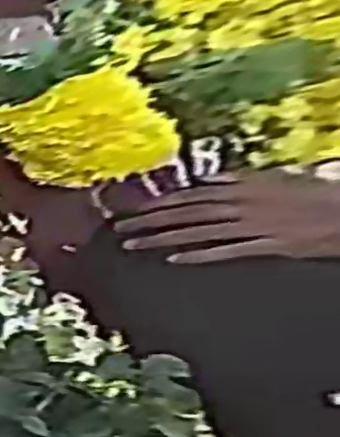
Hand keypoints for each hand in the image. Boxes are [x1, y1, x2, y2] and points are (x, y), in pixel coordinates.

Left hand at [114, 169, 339, 263]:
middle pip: (187, 214)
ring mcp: (260, 226)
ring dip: (162, 239)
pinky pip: (230, 250)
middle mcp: (248, 205)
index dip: (160, 203)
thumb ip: (244, 179)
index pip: (193, 195)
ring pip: (199, 232)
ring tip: (132, 244)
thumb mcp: (284, 177)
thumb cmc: (326, 191)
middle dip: (149, 221)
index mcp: (249, 187)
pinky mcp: (276, 244)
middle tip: (119, 228)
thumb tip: (210, 180)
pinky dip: (201, 254)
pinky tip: (174, 259)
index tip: (134, 210)